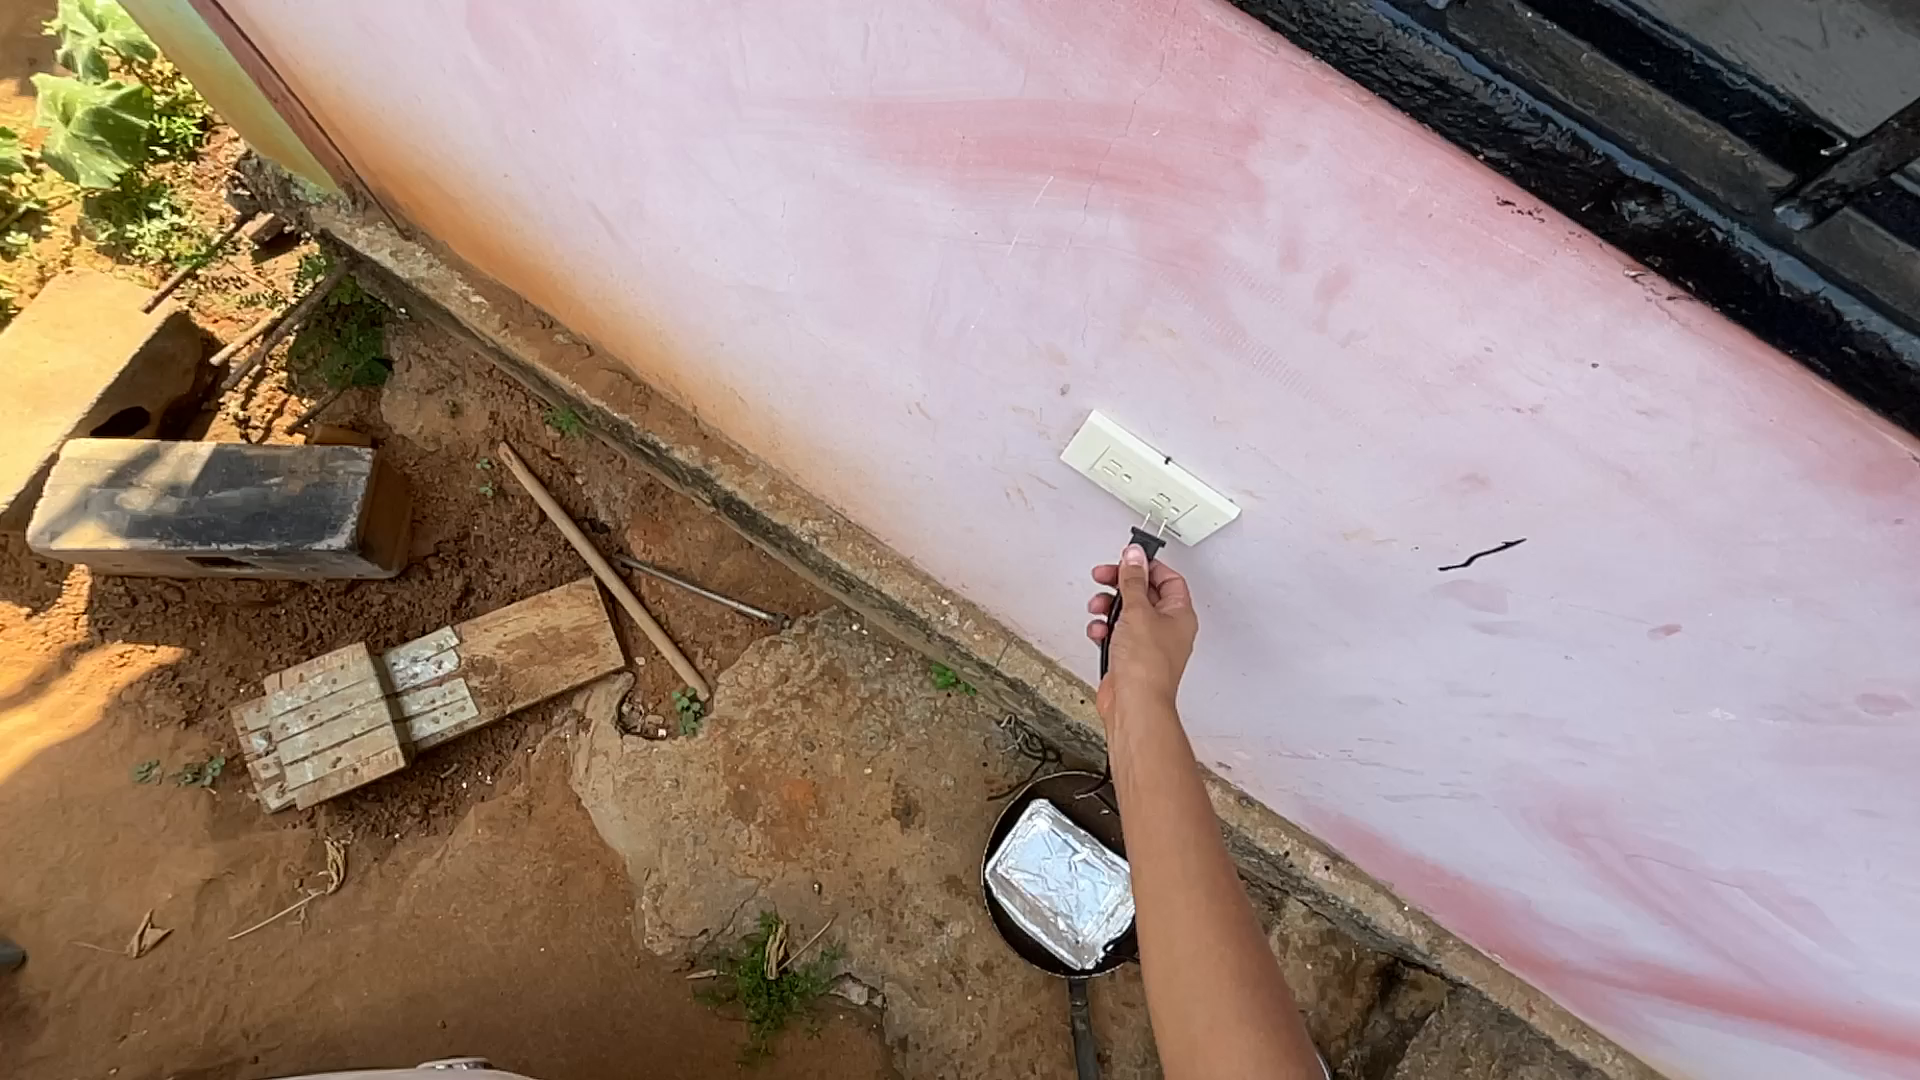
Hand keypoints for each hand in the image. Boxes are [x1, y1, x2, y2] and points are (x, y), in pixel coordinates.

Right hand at [1086, 544, 1197, 726]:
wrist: (1134, 704)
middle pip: (1143, 593)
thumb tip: (1134, 556)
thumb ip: (1132, 580)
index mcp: (1179, 614)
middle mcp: (1166, 628)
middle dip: (1121, 584)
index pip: (1167, 578)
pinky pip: (1115, 633)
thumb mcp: (1137, 611)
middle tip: (1104, 576)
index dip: (1147, 566)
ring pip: (1126, 612)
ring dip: (1108, 607)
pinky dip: (1104, 629)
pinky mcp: (1129, 656)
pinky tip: (1100, 632)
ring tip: (1099, 608)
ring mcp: (1147, 642)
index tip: (1128, 558)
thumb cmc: (1146, 666)